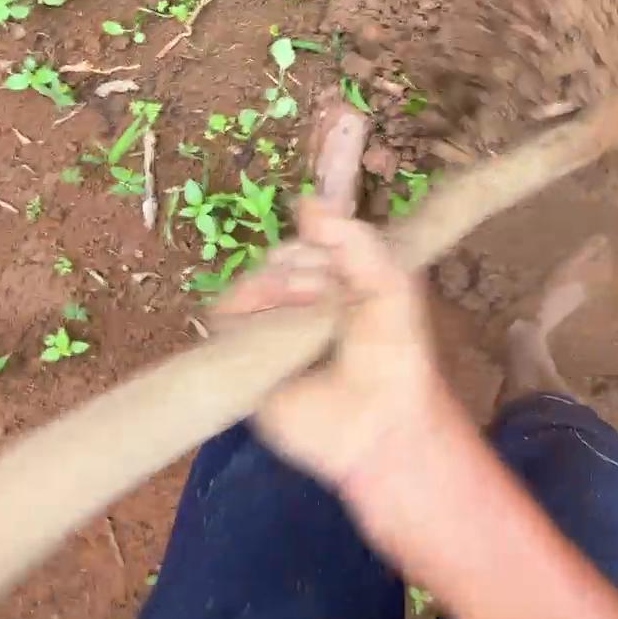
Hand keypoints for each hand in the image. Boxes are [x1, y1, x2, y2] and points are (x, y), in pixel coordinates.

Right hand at [216, 198, 462, 491]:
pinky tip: (277, 335)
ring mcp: (268, 327)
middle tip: (332, 299)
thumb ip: (354, 239)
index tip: (343, 267)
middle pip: (276, 258)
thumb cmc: (393, 352)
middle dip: (303, 271)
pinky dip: (247, 320)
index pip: (308, 239)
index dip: (320, 246)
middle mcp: (296, 298)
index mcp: (332, 278)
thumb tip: (305, 200)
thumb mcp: (390, 283)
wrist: (381, 418)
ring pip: (247, 284)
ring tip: (310, 322)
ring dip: (278, 293)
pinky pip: (224, 320)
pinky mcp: (243, 358)